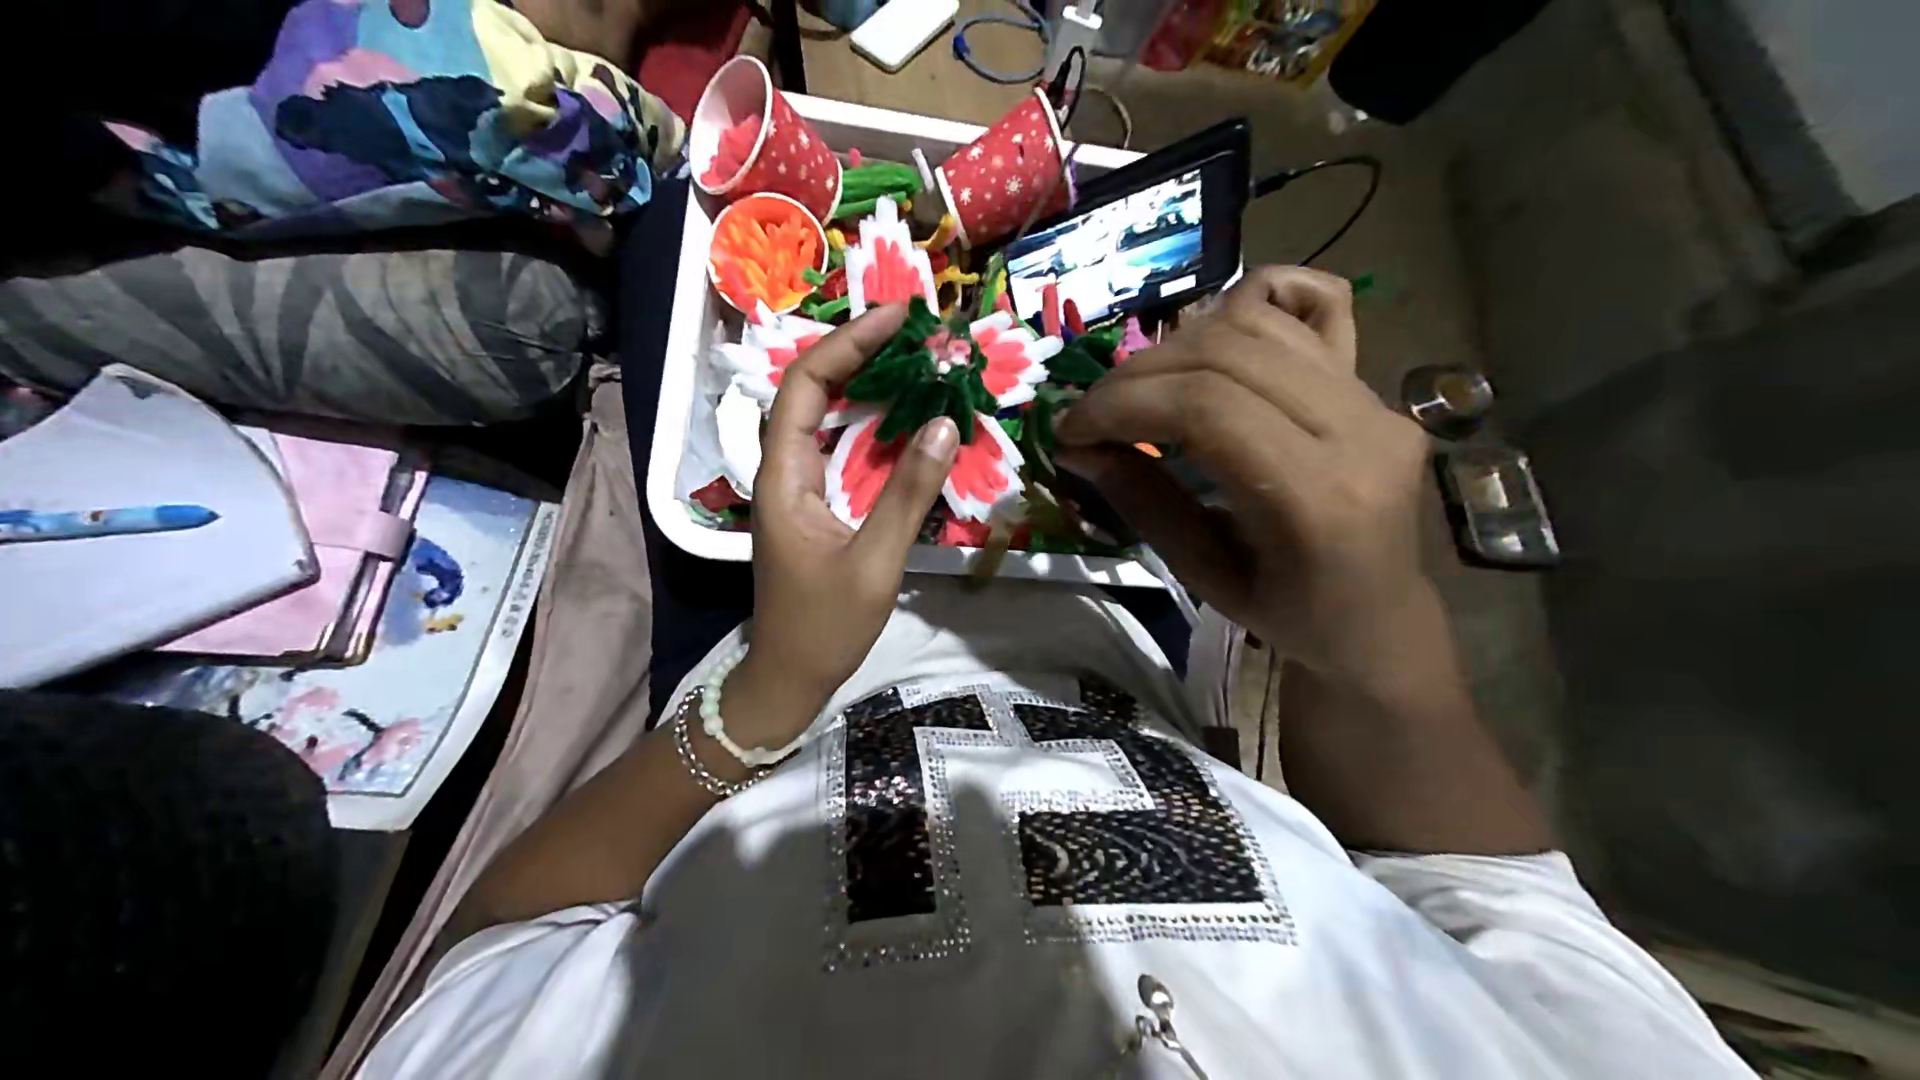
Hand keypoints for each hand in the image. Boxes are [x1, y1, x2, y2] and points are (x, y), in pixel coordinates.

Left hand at [725, 304, 959, 746]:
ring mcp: (800, 487)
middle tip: (919, 334)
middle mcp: (785, 470)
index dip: (849, 343)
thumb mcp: (874, 563)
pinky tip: (908, 417)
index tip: (898, 317)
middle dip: (863, 354)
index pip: (807, 385)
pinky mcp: (818, 505)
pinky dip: (875, 425)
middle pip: (815, 391)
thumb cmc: (825, 626)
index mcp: (784, 476)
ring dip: (870, 386)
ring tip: (920, 361)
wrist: (790, 676)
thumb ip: (909, 494)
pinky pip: (843, 449)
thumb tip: (946, 425)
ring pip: (830, 418)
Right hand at [1056, 266, 1430, 683]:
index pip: (1206, 407)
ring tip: (1139, 390)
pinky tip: (1211, 336)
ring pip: (1259, 322)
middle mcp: (1360, 431)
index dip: (1123, 405)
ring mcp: (1375, 400)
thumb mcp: (1205, 575)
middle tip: (1091, 415)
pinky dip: (1248, 306)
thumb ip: (1145, 502)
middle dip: (1136, 377)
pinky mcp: (1374, 386)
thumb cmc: (1290, 616)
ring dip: (1176, 346)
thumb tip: (1081, 448)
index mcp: (1318, 499)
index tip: (1071, 431)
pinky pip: (1312, 310)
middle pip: (1227, 354)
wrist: (1380, 619)